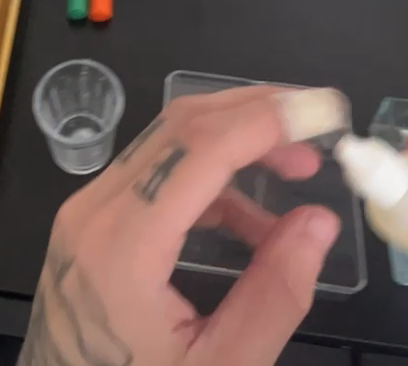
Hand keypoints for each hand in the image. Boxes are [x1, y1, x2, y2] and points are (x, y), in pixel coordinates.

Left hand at [20, 86, 341, 365]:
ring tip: (297, 167)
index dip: (264, 121)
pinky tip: (252, 217)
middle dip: (255, 114)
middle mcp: (95, 209)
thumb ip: (274, 296)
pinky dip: (207, 177)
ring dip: (234, 139)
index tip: (320, 110)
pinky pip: (153, 172)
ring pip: (166, 139)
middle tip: (317, 125)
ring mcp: (86, 208)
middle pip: (180, 127)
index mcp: (122, 248)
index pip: (198, 150)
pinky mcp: (90, 217)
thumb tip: (319, 222)